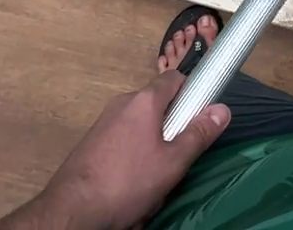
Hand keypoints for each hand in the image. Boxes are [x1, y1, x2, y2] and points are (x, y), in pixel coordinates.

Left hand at [0, 69, 230, 229]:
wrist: (69, 213)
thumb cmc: (126, 183)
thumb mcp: (172, 163)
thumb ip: (199, 134)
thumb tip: (223, 109)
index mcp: (144, 100)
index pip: (174, 78)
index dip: (191, 92)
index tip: (198, 115)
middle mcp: (122, 103)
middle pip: (157, 105)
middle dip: (170, 129)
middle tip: (176, 158)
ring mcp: (103, 123)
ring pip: (139, 127)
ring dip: (150, 147)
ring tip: (152, 181)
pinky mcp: (90, 144)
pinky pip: (121, 142)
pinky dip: (130, 158)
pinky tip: (129, 188)